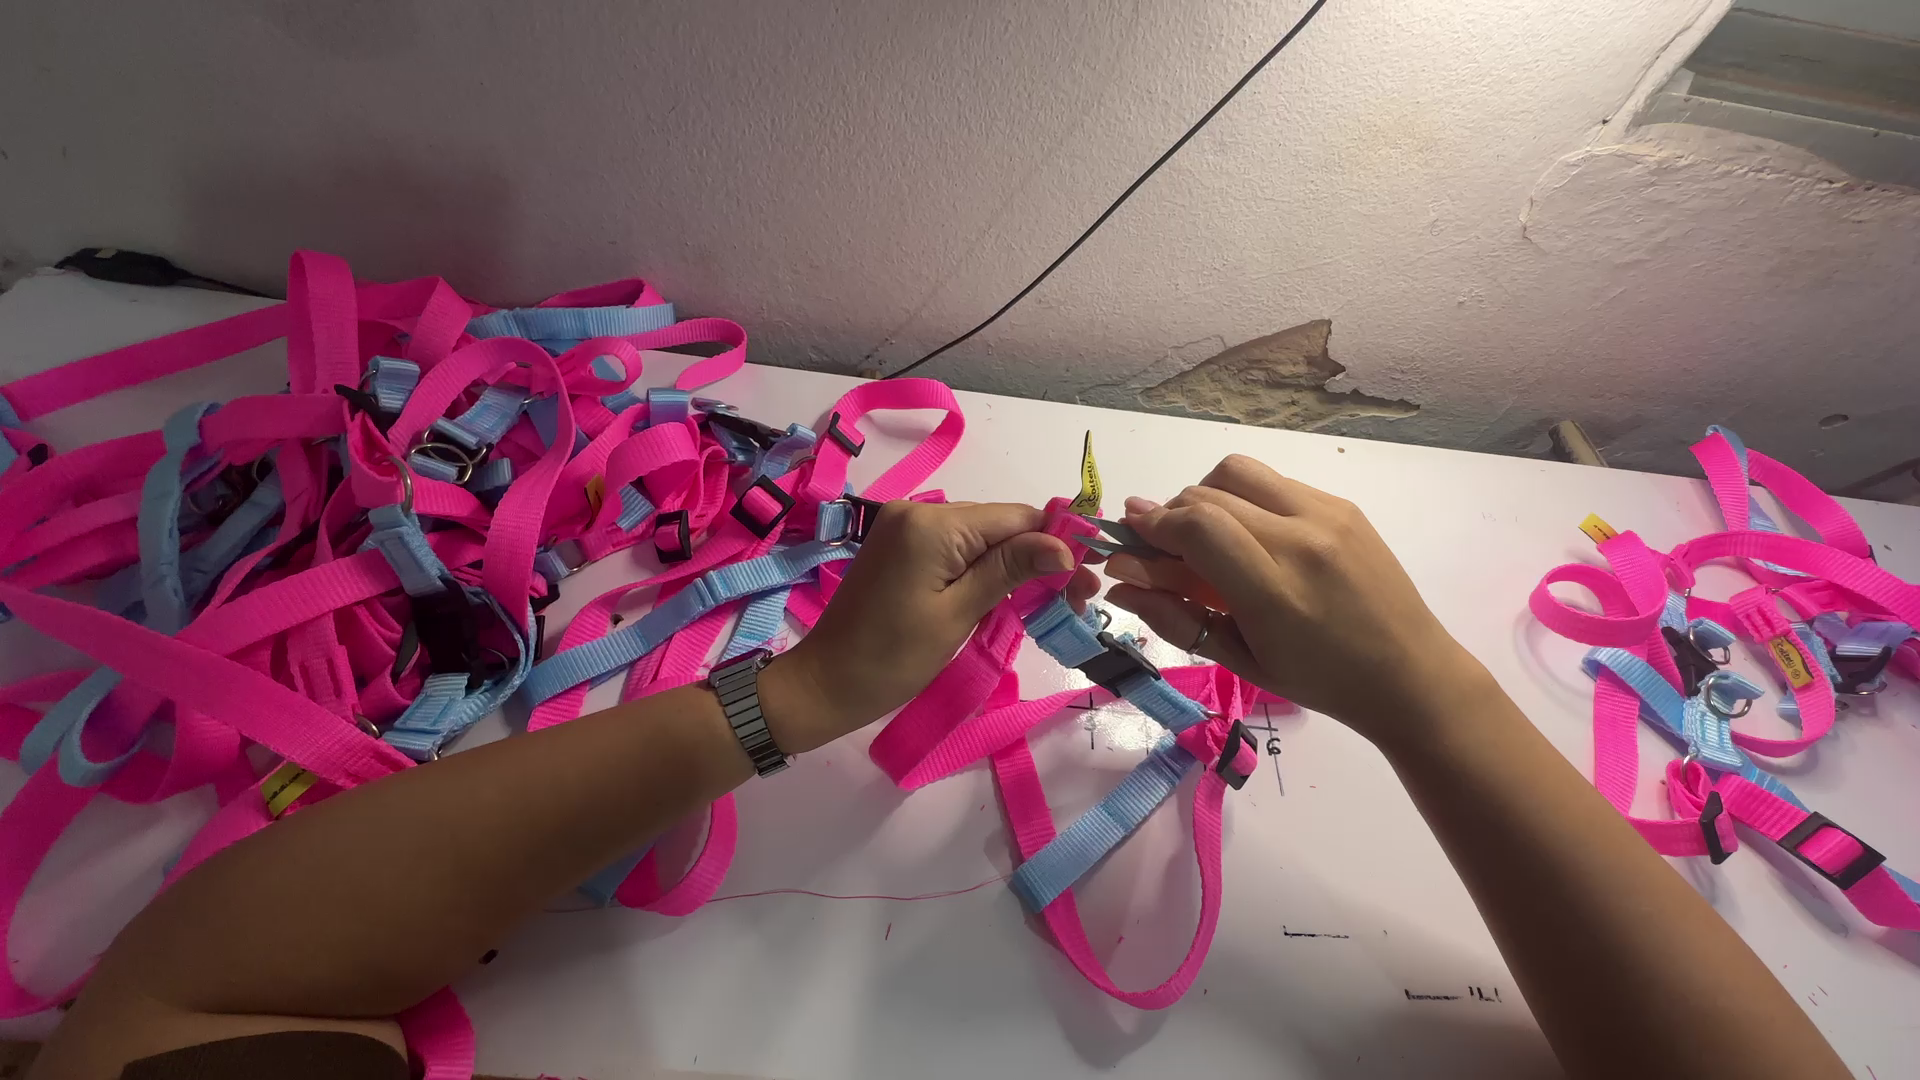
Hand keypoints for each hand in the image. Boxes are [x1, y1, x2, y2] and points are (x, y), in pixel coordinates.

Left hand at [766, 500, 1099, 752]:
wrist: (826, 683)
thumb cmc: (892, 658)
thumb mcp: (959, 614)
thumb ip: (1010, 571)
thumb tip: (1064, 546)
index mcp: (932, 524)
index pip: (1014, 518)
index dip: (1055, 544)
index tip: (1086, 580)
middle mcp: (918, 511)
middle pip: (998, 525)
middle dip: (1038, 558)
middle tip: (1075, 600)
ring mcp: (904, 526)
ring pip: (979, 537)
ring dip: (1012, 566)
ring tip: (1048, 602)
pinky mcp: (899, 545)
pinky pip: (954, 547)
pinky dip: (981, 569)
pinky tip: (1006, 594)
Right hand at [1100, 455, 1482, 745]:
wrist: (1412, 675)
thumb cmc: (1318, 681)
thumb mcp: (1238, 661)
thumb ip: (1174, 617)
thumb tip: (1118, 583)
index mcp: (1276, 592)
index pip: (1196, 526)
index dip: (1152, 526)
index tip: (1131, 540)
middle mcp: (1302, 540)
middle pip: (1207, 494)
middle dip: (1169, 514)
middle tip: (1161, 547)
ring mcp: (1327, 515)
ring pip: (1236, 472)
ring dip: (1204, 496)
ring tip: (1206, 537)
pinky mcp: (1342, 505)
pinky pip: (1271, 482)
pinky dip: (1241, 499)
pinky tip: (1250, 536)